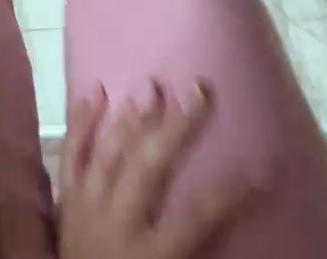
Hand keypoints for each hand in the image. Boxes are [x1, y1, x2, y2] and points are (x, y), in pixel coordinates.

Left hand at [58, 81, 255, 258]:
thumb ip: (202, 254)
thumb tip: (244, 245)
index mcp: (153, 256)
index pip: (197, 217)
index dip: (229, 191)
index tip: (260, 165)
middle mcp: (118, 224)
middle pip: (148, 168)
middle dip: (175, 127)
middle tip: (197, 89)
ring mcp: (87, 208)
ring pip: (108, 154)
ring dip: (131, 118)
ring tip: (151, 85)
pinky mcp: (66, 200)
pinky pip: (71, 154)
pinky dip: (81, 121)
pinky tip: (95, 91)